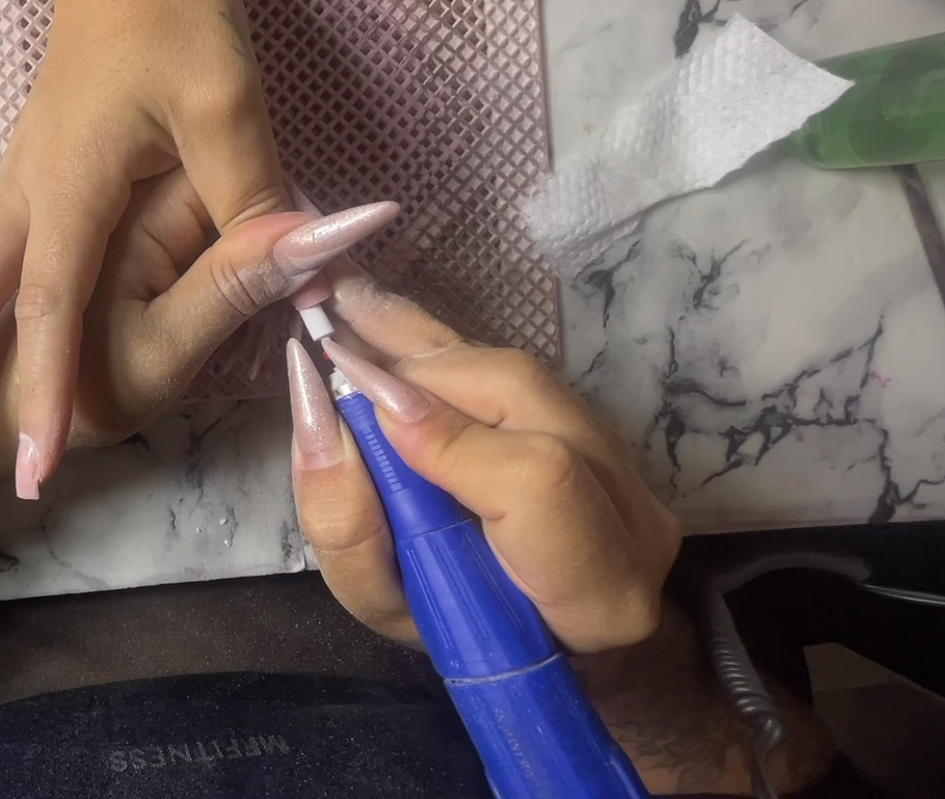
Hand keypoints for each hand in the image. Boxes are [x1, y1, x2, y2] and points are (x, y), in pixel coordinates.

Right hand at [0, 0, 287, 498]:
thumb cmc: (170, 18)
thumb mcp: (224, 102)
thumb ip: (250, 193)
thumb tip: (304, 264)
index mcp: (70, 187)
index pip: (50, 304)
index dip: (44, 387)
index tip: (31, 465)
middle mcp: (26, 197)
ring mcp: (16, 186)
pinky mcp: (26, 178)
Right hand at [284, 265, 680, 654]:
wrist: (544, 633)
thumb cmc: (456, 627)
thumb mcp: (379, 600)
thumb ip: (344, 520)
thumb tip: (317, 408)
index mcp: (588, 586)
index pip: (535, 481)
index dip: (442, 431)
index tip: (354, 399)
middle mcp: (627, 509)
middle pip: (523, 394)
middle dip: (414, 370)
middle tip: (335, 356)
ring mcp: (621, 458)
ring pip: (513, 367)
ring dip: (416, 343)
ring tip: (343, 312)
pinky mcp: (592, 420)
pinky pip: (507, 361)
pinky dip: (432, 337)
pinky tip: (375, 311)